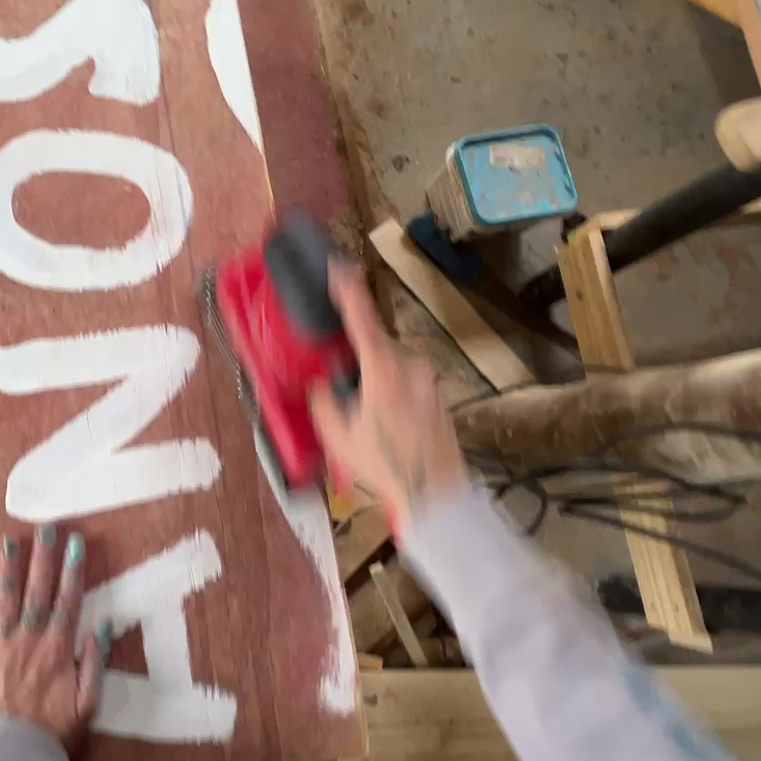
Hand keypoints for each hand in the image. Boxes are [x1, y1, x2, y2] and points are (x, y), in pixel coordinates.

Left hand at [0, 525, 108, 748]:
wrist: (13, 758)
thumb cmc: (55, 731)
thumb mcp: (89, 702)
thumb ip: (95, 662)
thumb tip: (102, 624)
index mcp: (58, 648)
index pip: (69, 599)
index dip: (73, 569)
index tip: (76, 542)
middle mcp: (30, 638)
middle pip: (38, 590)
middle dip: (44, 556)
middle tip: (47, 527)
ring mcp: (2, 646)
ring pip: (6, 599)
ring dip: (8, 568)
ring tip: (10, 539)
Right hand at [309, 264, 467, 536]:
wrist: (437, 493)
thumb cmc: (385, 465)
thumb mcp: (339, 437)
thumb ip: (325, 403)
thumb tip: (322, 385)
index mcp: (384, 370)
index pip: (362, 321)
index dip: (348, 292)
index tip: (339, 267)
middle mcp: (410, 367)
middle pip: (377, 348)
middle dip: (359, 361)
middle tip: (347, 390)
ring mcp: (429, 381)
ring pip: (393, 368)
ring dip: (378, 382)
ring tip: (370, 421)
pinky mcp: (439, 396)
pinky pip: (409, 384)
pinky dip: (395, 395)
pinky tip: (390, 428)